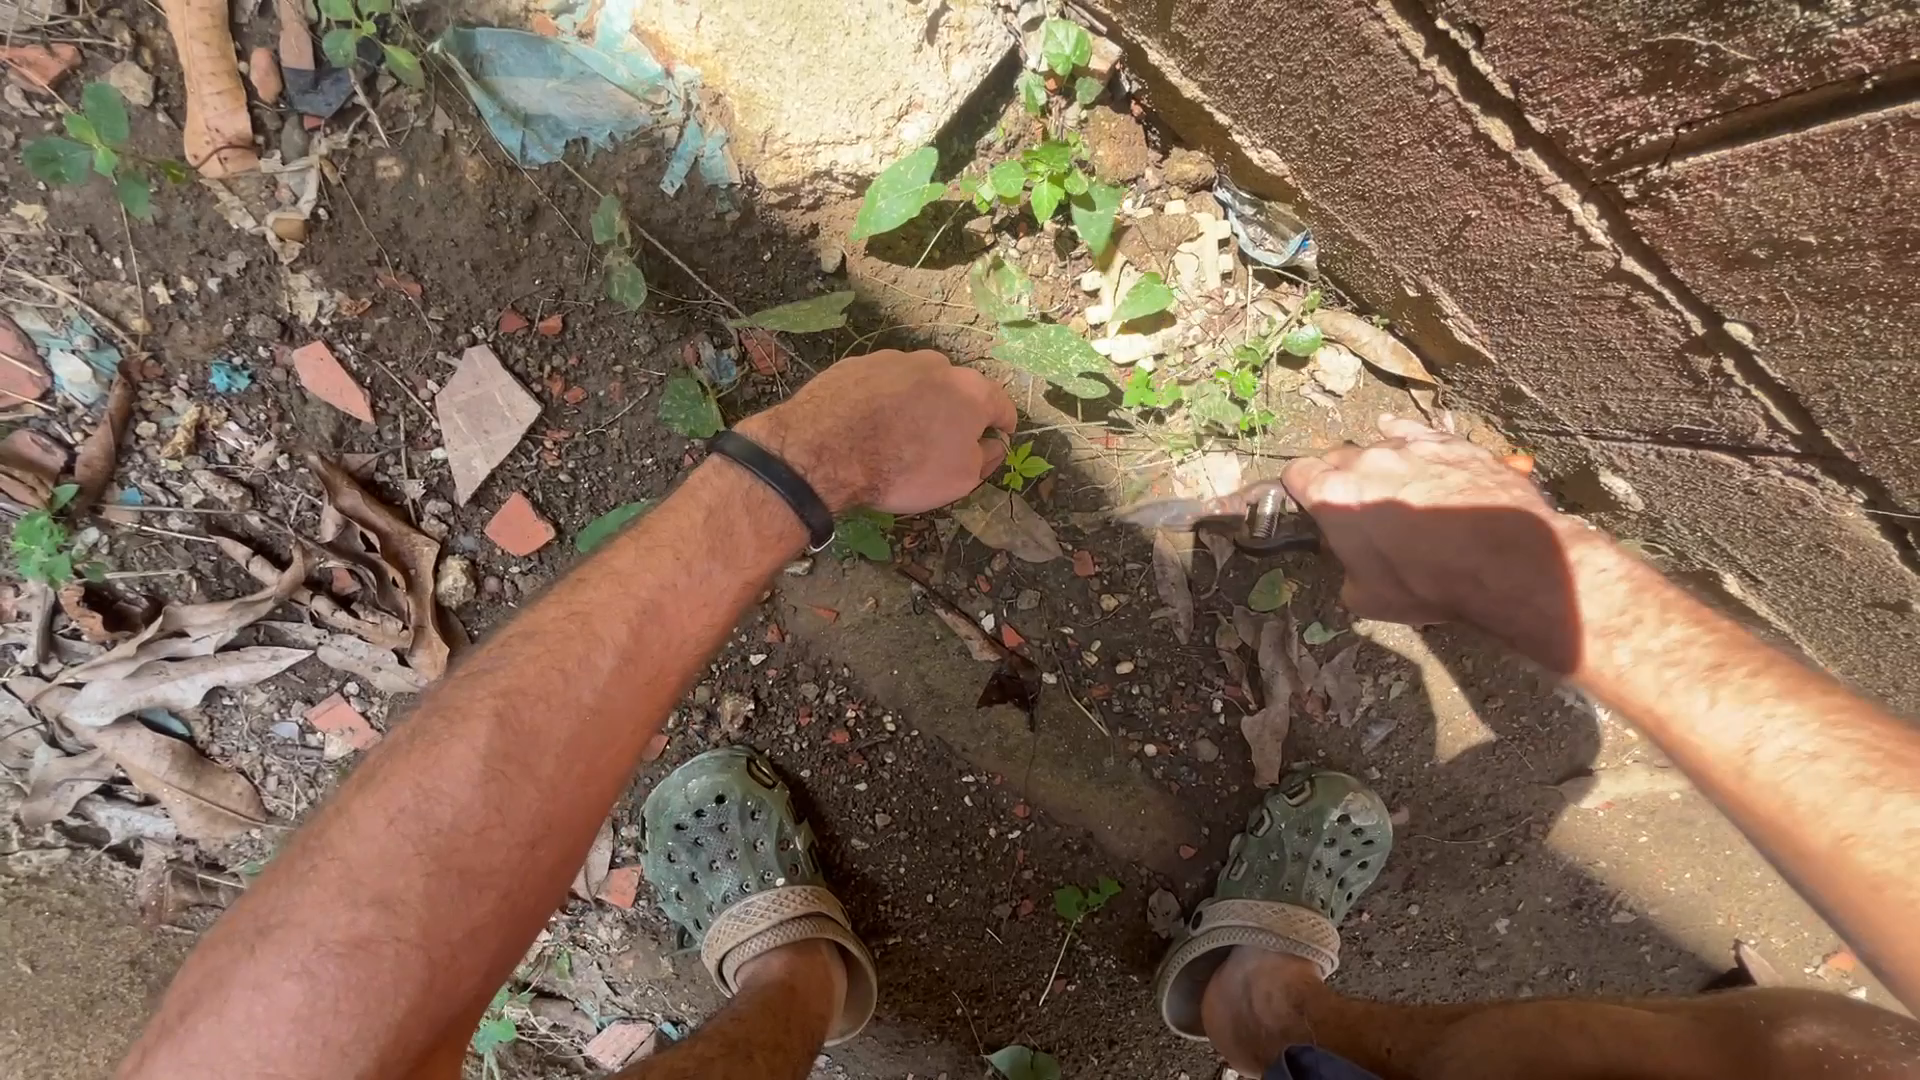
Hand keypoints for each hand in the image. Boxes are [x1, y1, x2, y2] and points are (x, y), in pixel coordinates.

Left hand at [735, 350, 1016, 514]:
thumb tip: (993, 445)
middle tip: (943, 442)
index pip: (1001, 405)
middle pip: (957, 389)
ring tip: (900, 434)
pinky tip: (868, 426)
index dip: (1003, 426)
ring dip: (918, 403)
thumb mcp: (960, 479)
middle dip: (956, 413)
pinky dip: (882, 401)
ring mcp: (894, 360)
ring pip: (917, 383)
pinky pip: (881, 385)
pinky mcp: (856, 364)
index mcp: (972, 391)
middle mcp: (937, 365)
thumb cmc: (906, 469)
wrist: (828, 450)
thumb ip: (984, 458)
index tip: (998, 438)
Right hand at [1281, 416, 1593, 659]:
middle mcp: (1364, 462)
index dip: (1299, 489)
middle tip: (1355, 505)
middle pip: (1334, 457)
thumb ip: (1344, 566)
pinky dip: (1404, 436)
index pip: (1295, 474)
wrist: (1508, 564)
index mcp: (1333, 496)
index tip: (1309, 504)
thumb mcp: (1366, 596)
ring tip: (1392, 486)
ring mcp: (1408, 447)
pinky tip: (1401, 437)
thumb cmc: (1428, 583)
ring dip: (1375, 464)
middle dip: (1337, 477)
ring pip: (1375, 446)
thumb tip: (1349, 558)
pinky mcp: (1449, 443)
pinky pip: (1413, 430)